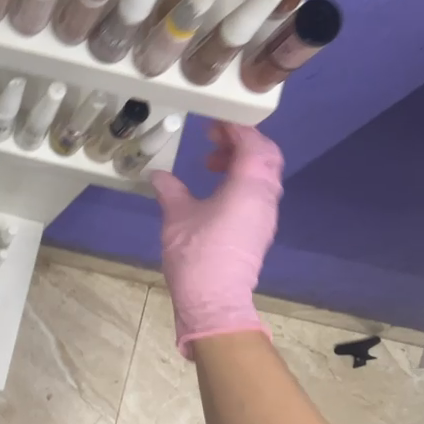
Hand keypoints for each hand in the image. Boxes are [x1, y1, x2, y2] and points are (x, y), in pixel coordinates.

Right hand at [150, 120, 283, 358]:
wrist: (214, 302)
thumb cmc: (196, 256)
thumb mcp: (176, 219)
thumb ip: (170, 191)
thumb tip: (158, 175)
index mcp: (248, 184)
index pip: (251, 142)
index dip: (234, 127)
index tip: (215, 122)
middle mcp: (264, 195)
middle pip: (265, 155)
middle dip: (241, 143)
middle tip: (214, 141)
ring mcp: (265, 215)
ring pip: (263, 175)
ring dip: (241, 164)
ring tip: (211, 167)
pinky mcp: (259, 232)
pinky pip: (257, 195)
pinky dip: (241, 184)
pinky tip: (217, 195)